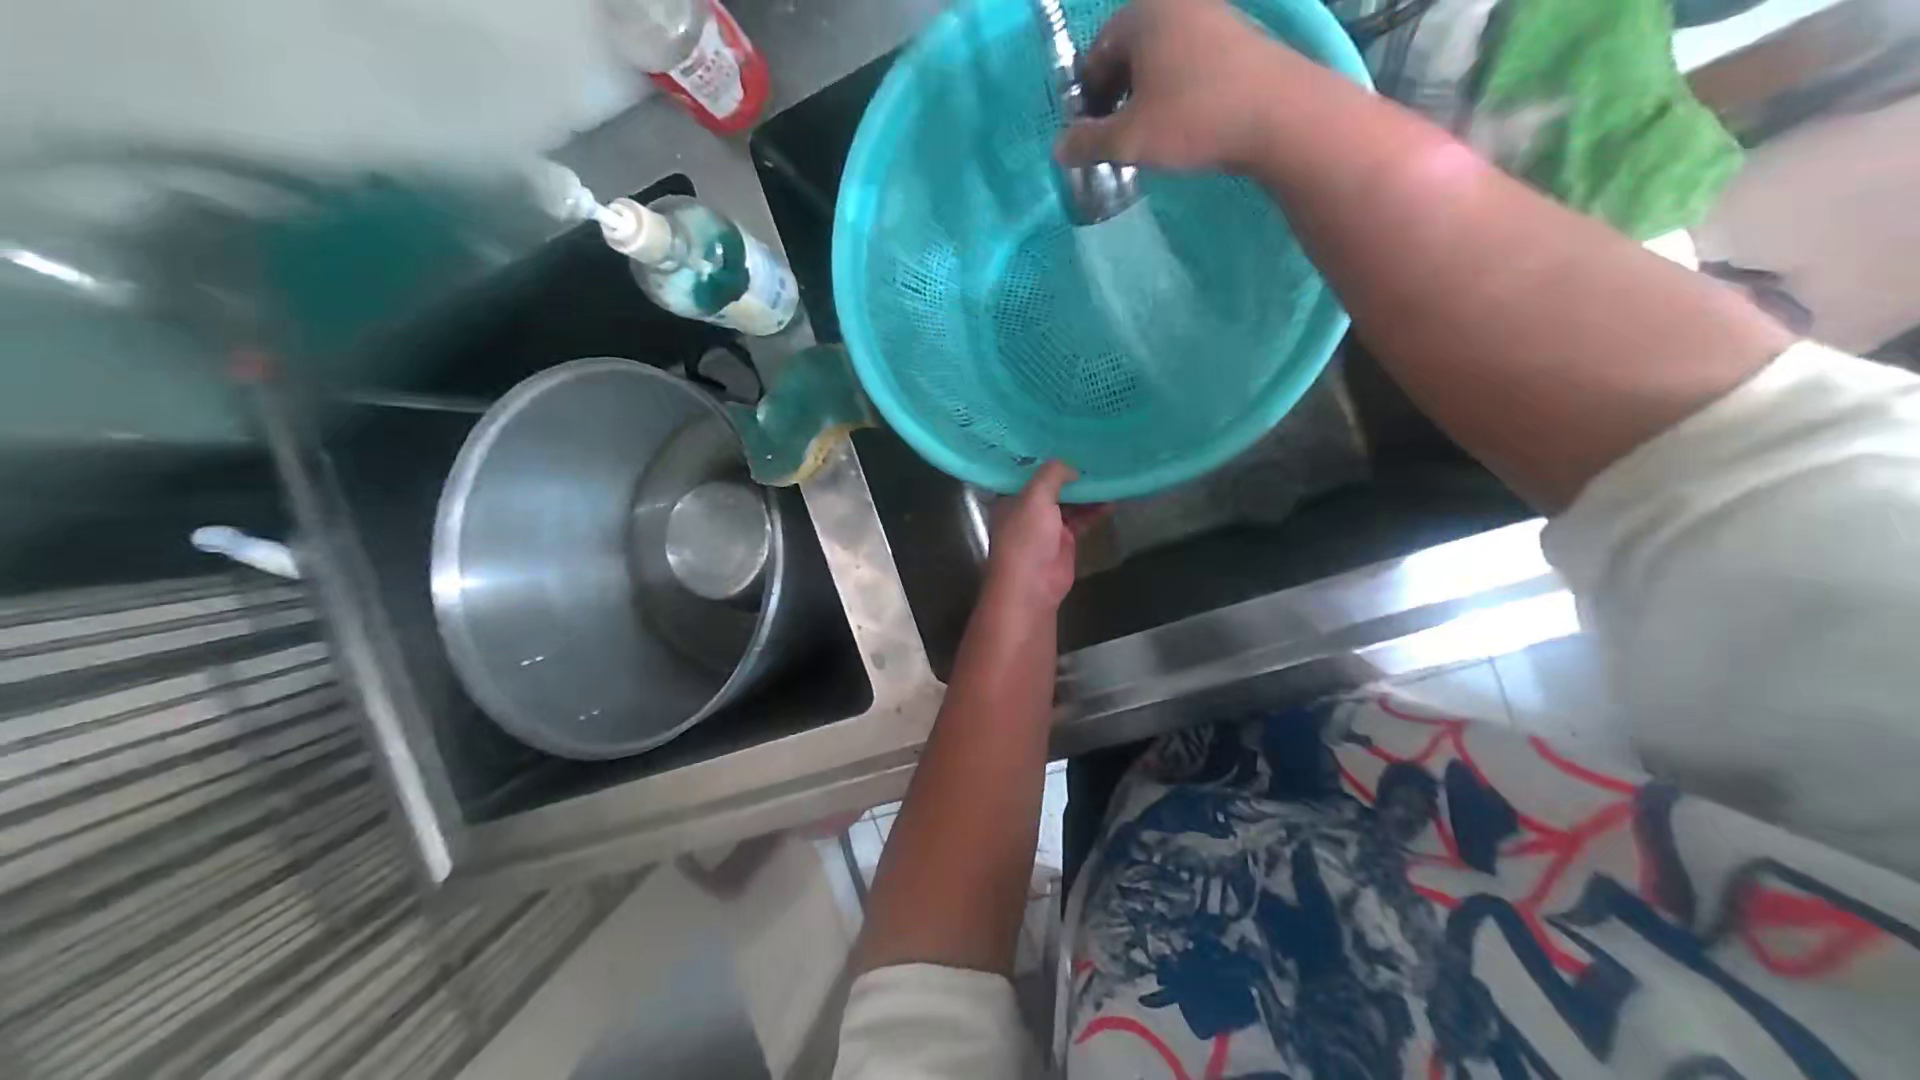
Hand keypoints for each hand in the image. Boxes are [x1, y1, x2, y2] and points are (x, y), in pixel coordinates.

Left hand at [984, 461, 1108, 611]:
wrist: (1032, 585)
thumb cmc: (1026, 538)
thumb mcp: (1036, 497)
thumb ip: (1052, 475)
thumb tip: (1071, 467)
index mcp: (1011, 496)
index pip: (1028, 471)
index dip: (1045, 457)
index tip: (1066, 439)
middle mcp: (1027, 508)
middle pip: (1052, 485)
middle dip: (1071, 473)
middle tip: (1095, 453)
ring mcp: (1046, 525)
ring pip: (1070, 502)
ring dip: (1087, 491)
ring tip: (1109, 473)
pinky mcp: (1065, 540)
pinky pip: (1082, 519)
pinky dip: (1095, 510)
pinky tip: (1112, 499)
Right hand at [1054, 0, 1308, 173]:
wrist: (1280, 116)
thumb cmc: (1193, 119)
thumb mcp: (1129, 138)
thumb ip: (1087, 143)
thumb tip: (1058, 148)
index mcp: (1142, 15)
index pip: (1095, 55)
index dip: (1085, 98)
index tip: (1087, 135)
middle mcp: (1176, 4)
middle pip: (1127, 54)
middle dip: (1114, 98)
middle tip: (1113, 139)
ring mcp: (1211, 17)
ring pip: (1159, 61)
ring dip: (1143, 98)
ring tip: (1145, 137)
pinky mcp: (1237, 40)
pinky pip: (1188, 64)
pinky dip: (1174, 93)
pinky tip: (1180, 126)